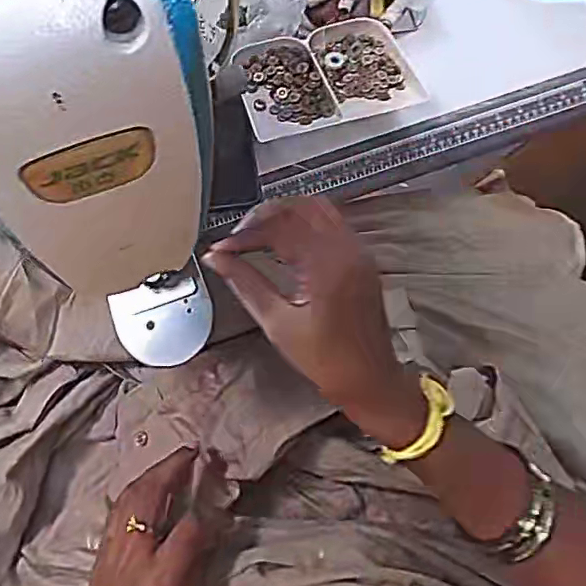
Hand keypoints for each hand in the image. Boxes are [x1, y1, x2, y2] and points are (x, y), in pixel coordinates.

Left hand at [38, 447, 223, 585]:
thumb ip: (191, 571)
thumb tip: (207, 533)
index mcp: (155, 576)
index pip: (186, 525)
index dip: (205, 504)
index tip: (218, 481)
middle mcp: (129, 557)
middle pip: (147, 497)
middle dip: (169, 469)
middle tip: (191, 453)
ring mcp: (109, 558)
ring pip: (127, 502)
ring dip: (149, 477)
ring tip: (169, 466)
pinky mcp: (98, 566)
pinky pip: (116, 516)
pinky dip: (132, 496)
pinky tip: (141, 498)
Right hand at [202, 198, 425, 445]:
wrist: (369, 379)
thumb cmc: (324, 359)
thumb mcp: (277, 323)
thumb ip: (245, 283)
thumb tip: (216, 259)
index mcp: (328, 267)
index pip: (278, 228)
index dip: (244, 234)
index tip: (221, 248)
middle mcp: (348, 250)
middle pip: (298, 207)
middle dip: (262, 216)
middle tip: (236, 237)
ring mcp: (358, 250)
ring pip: (316, 208)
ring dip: (283, 214)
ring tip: (255, 234)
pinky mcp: (361, 256)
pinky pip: (330, 222)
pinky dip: (302, 222)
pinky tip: (282, 240)